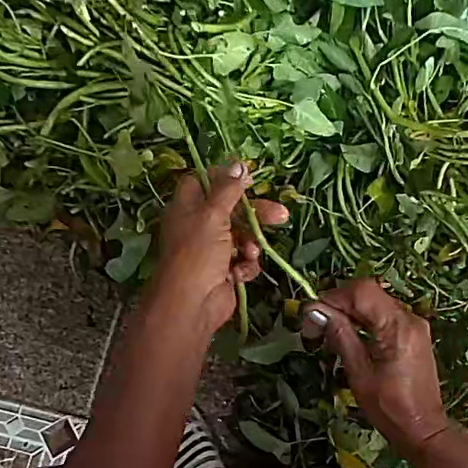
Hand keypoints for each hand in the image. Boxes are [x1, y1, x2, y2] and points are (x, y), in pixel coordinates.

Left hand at [148, 163, 287, 336]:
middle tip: (280, 215)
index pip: (204, 181)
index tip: (247, 178)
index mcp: (187, 207)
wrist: (192, 303)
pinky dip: (246, 264)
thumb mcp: (213, 215)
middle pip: (232, 209)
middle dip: (255, 214)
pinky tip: (241, 272)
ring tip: (251, 253)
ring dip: (251, 243)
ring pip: (242, 235)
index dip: (224, 178)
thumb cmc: (197, 254)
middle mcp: (198, 225)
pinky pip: (243, 259)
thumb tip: (239, 163)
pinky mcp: (224, 270)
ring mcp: (212, 249)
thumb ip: (228, 189)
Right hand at [299, 277, 452, 456]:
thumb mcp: (359, 373)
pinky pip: (384, 315)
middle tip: (316, 327)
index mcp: (398, 327)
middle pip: (368, 293)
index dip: (333, 297)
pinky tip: (349, 337)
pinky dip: (363, 320)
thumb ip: (340, 336)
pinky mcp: (413, 333)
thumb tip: (316, 311)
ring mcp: (414, 325)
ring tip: (328, 334)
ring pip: (375, 302)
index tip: (312, 316)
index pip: (362, 291)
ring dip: (349, 312)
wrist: (423, 429)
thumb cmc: (389, 408)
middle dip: (338, 304)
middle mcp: (410, 318)